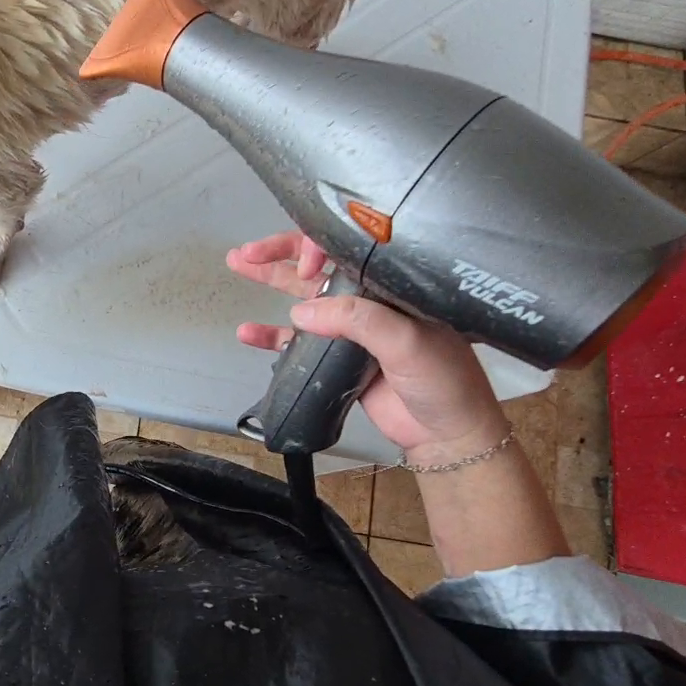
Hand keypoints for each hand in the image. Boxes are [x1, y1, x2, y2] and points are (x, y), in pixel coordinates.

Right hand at [227, 231, 507, 463]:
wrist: (446, 436)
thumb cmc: (445, 382)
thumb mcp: (408, 341)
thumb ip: (358, 320)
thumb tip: (301, 309)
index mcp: (393, 284)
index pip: (348, 250)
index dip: (318, 249)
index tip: (304, 268)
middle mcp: (370, 298)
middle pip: (318, 266)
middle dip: (280, 254)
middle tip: (248, 252)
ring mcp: (350, 328)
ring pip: (302, 295)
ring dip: (269, 280)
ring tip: (238, 264)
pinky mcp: (335, 357)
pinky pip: (295, 341)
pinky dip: (270, 334)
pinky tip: (248, 332)